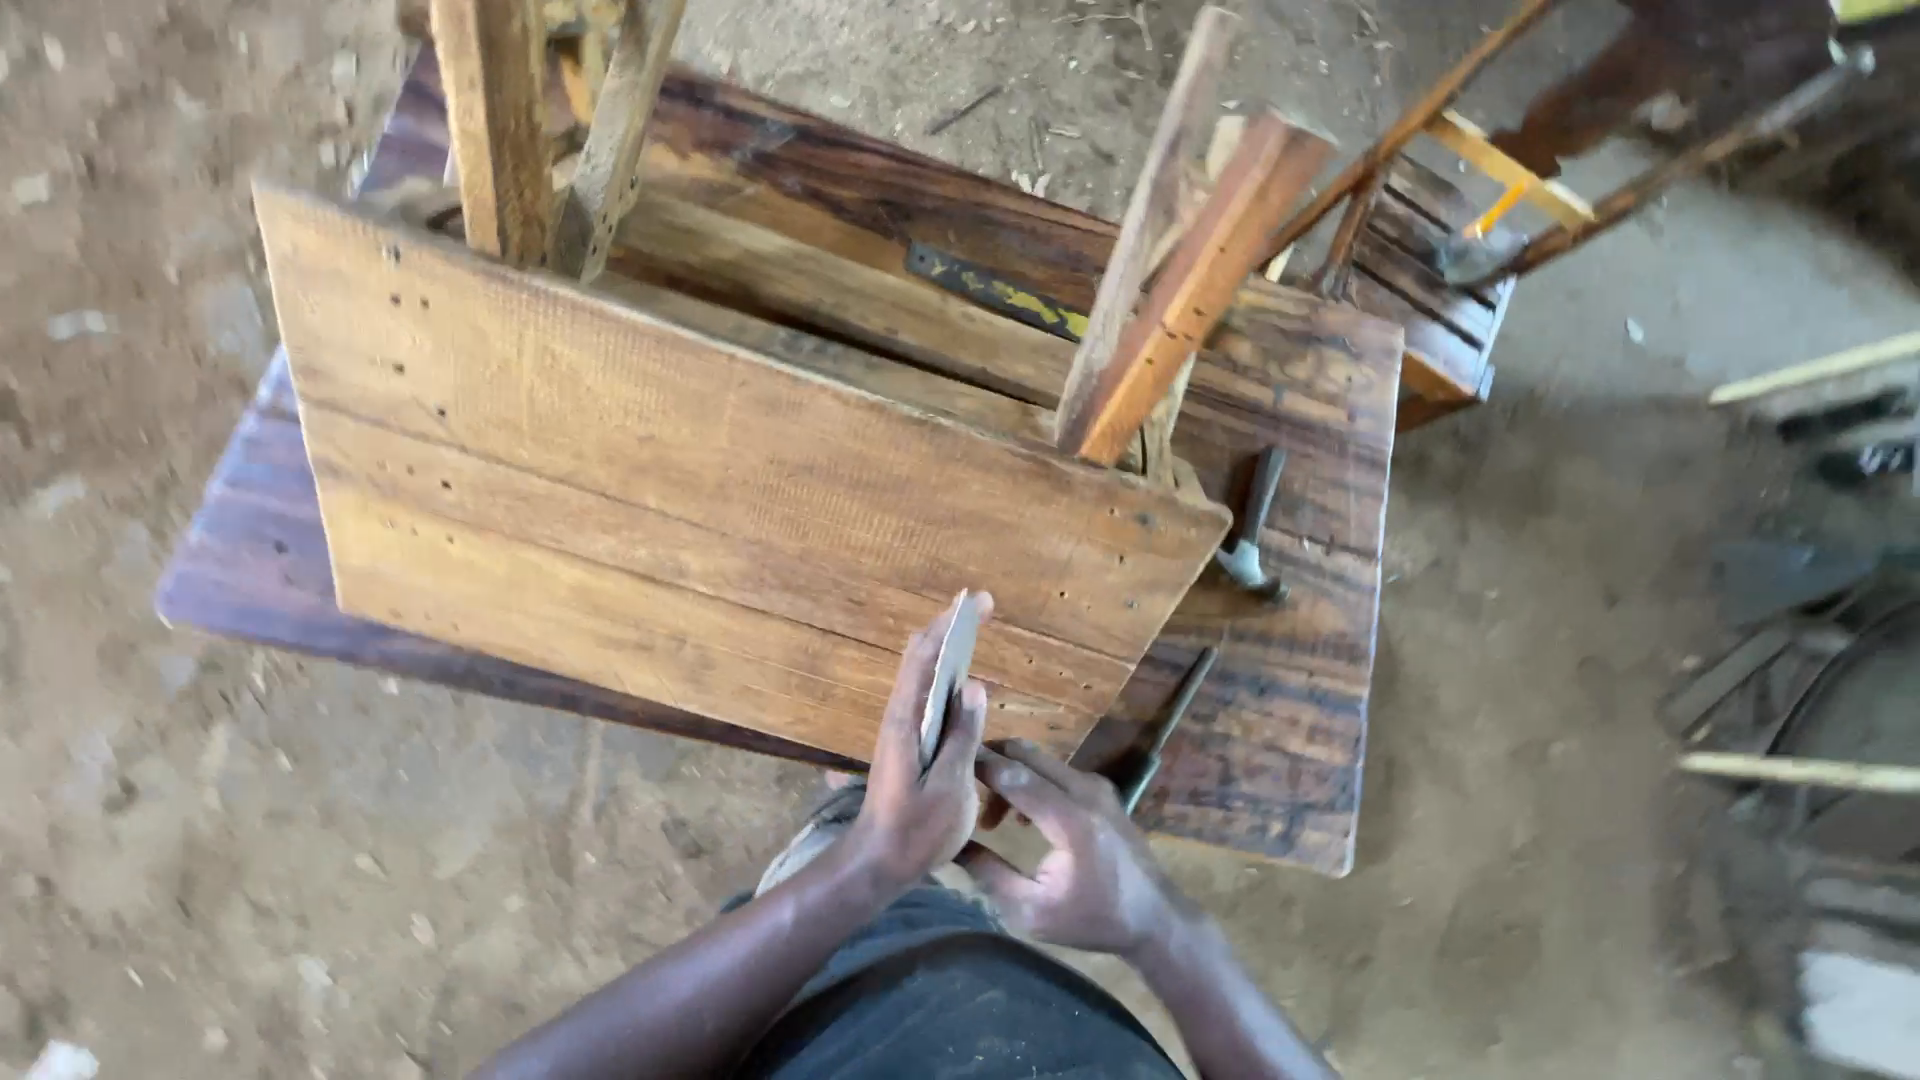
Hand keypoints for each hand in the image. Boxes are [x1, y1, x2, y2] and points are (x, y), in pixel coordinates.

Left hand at [843, 594, 993, 893]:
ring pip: (921, 672)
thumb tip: (976, 685)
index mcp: (906, 720)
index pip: (925, 657)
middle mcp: (899, 714)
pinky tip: (962, 679)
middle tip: (981, 608)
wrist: (878, 861)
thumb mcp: (949, 788)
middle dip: (949, 626)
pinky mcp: (906, 740)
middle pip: (920, 655)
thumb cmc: (915, 831)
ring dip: (946, 646)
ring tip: (974, 631)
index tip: (977, 602)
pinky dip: (944, 673)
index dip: (950, 624)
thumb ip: (963, 736)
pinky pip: (926, 693)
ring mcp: (901, 726)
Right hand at [959, 739, 1185, 957]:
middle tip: (961, 785)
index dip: (979, 766)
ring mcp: (1096, 786)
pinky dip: (1030, 779)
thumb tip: (951, 845)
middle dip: (990, 762)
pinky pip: (1055, 769)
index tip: (948, 767)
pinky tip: (1020, 816)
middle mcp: (1085, 791)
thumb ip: (990, 874)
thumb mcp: (1032, 911)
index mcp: (1070, 821)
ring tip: (990, 815)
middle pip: (1026, 754)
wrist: (1154, 917)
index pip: (1015, 776)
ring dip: (1010, 774)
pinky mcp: (1101, 789)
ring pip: (1040, 759)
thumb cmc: (1092, 920)